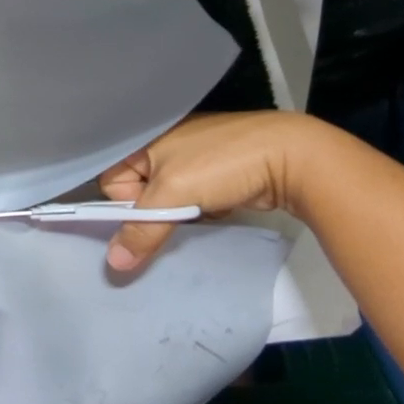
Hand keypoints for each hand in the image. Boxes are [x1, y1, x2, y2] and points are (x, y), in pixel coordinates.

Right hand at [100, 111, 321, 271]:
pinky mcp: (214, 172)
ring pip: (168, 200)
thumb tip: (114, 264)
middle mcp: (162, 145)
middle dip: (158, 210)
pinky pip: (191, 199)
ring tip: (203, 208)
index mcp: (144, 139)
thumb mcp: (173, 194)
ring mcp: (190, 158)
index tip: (149, 214)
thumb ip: (141, 230)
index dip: (126, 203)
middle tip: (179, 212)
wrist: (291, 157)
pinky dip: (201, 209)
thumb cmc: (220, 164)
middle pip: (139, 193)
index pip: (112, 181)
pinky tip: (219, 206)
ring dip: (182, 212)